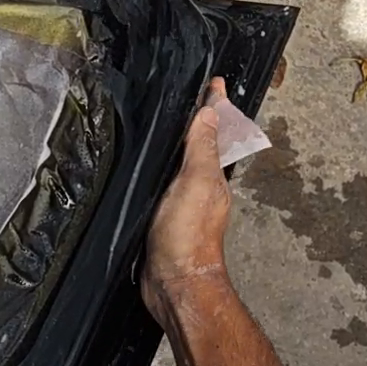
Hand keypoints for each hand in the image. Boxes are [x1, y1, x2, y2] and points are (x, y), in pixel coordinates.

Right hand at [142, 77, 233, 327]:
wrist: (174, 283)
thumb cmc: (187, 235)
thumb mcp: (195, 183)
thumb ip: (200, 148)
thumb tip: (209, 111)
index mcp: (212, 175)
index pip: (214, 131)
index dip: (213, 106)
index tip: (215, 82)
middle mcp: (202, 188)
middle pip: (202, 147)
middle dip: (202, 123)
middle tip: (196, 99)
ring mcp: (184, 206)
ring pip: (184, 168)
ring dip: (183, 148)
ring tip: (176, 129)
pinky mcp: (164, 223)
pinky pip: (166, 189)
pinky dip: (163, 174)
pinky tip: (151, 173)